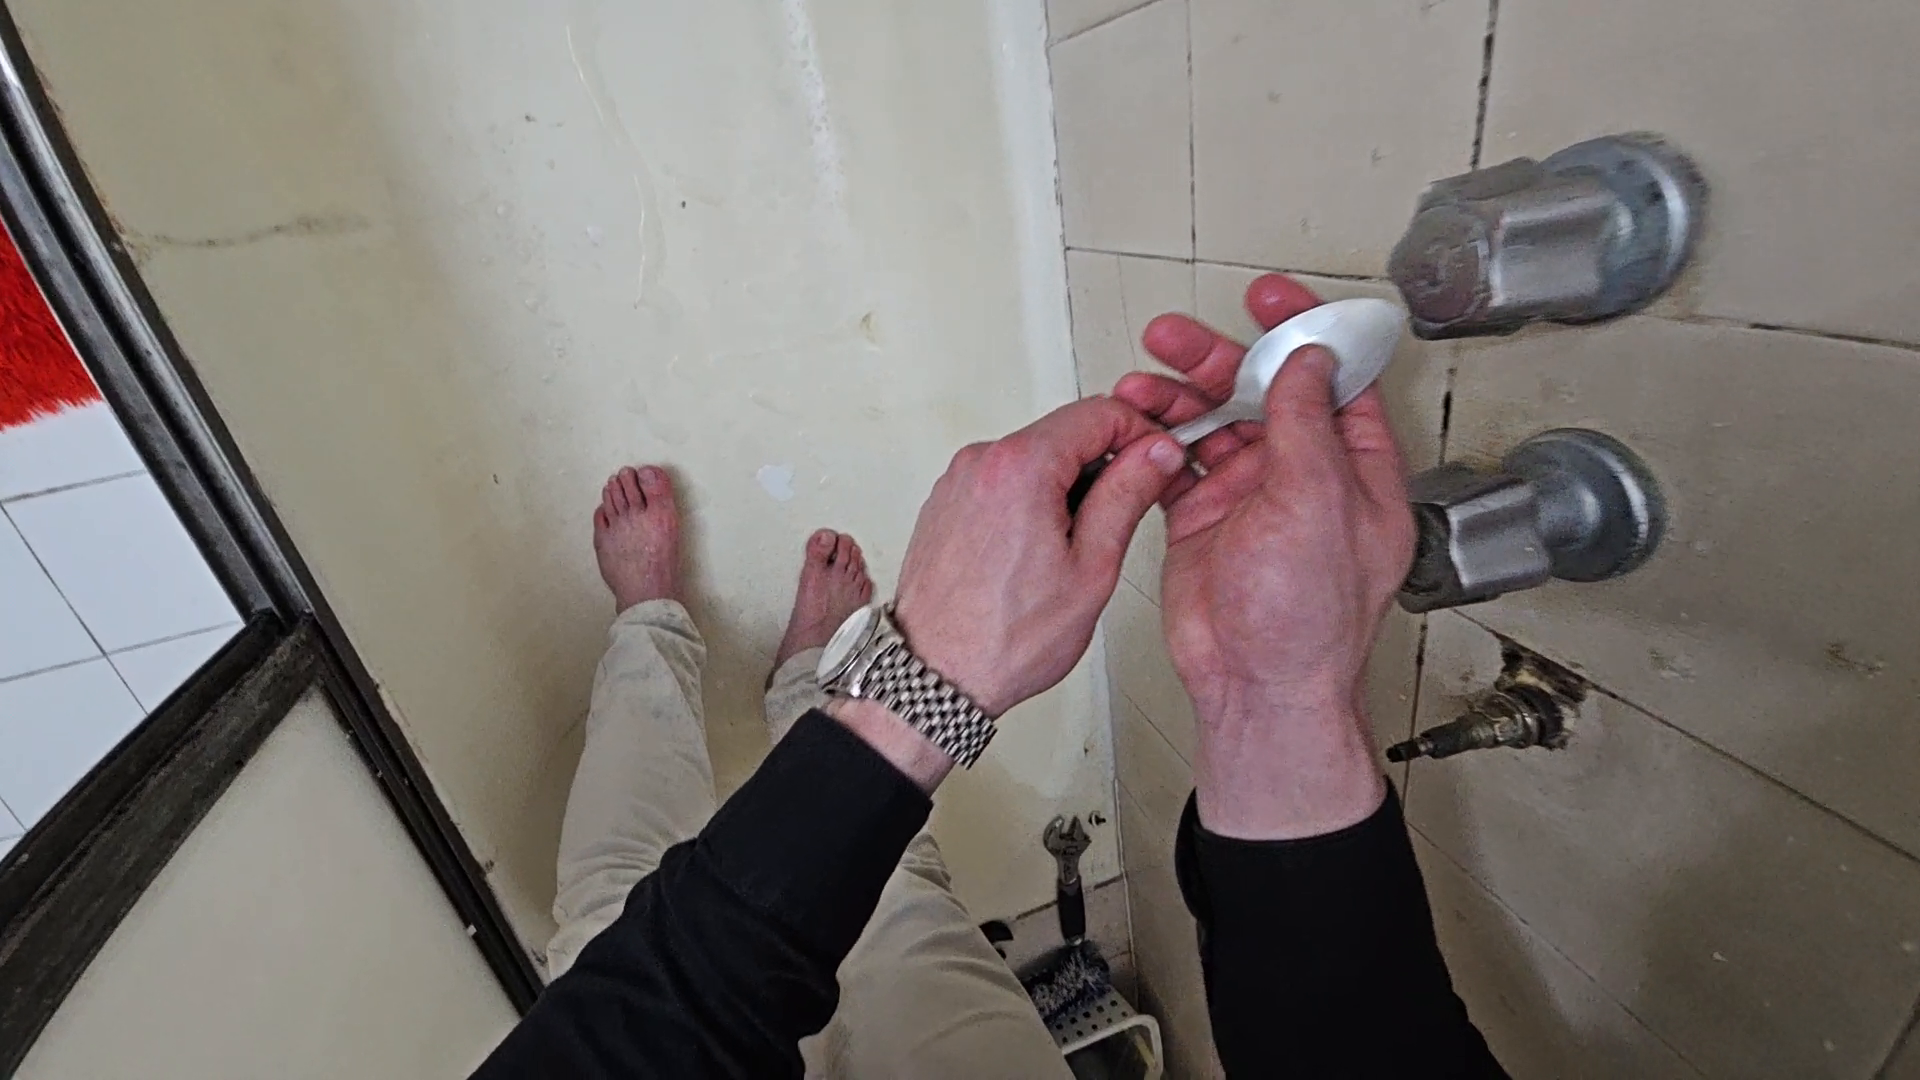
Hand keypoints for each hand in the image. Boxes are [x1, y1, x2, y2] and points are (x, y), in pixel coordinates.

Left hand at [893, 397, 1186, 718]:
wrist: (935, 673)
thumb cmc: (1004, 638)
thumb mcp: (1091, 567)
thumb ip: (1127, 495)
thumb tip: (1155, 454)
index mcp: (1019, 468)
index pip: (1099, 413)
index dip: (1141, 433)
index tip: (1158, 458)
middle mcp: (980, 463)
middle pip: (1064, 432)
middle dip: (1104, 463)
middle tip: (1127, 509)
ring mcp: (957, 481)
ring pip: (1034, 457)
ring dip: (1067, 485)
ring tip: (1074, 545)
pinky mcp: (946, 501)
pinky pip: (1003, 480)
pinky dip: (1031, 498)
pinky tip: (1038, 548)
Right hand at [1113, 275, 1414, 838]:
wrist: (1251, 679)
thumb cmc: (1305, 616)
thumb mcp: (1317, 506)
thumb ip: (1306, 427)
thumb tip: (1307, 362)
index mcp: (1349, 466)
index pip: (1332, 377)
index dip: (1302, 330)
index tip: (1269, 298)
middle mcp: (1297, 474)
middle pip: (1256, 392)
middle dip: (1215, 359)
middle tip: (1174, 337)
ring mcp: (1244, 493)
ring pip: (1208, 423)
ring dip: (1174, 399)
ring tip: (1139, 385)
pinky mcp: (1198, 514)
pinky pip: (1172, 462)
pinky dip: (1152, 441)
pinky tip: (1133, 427)